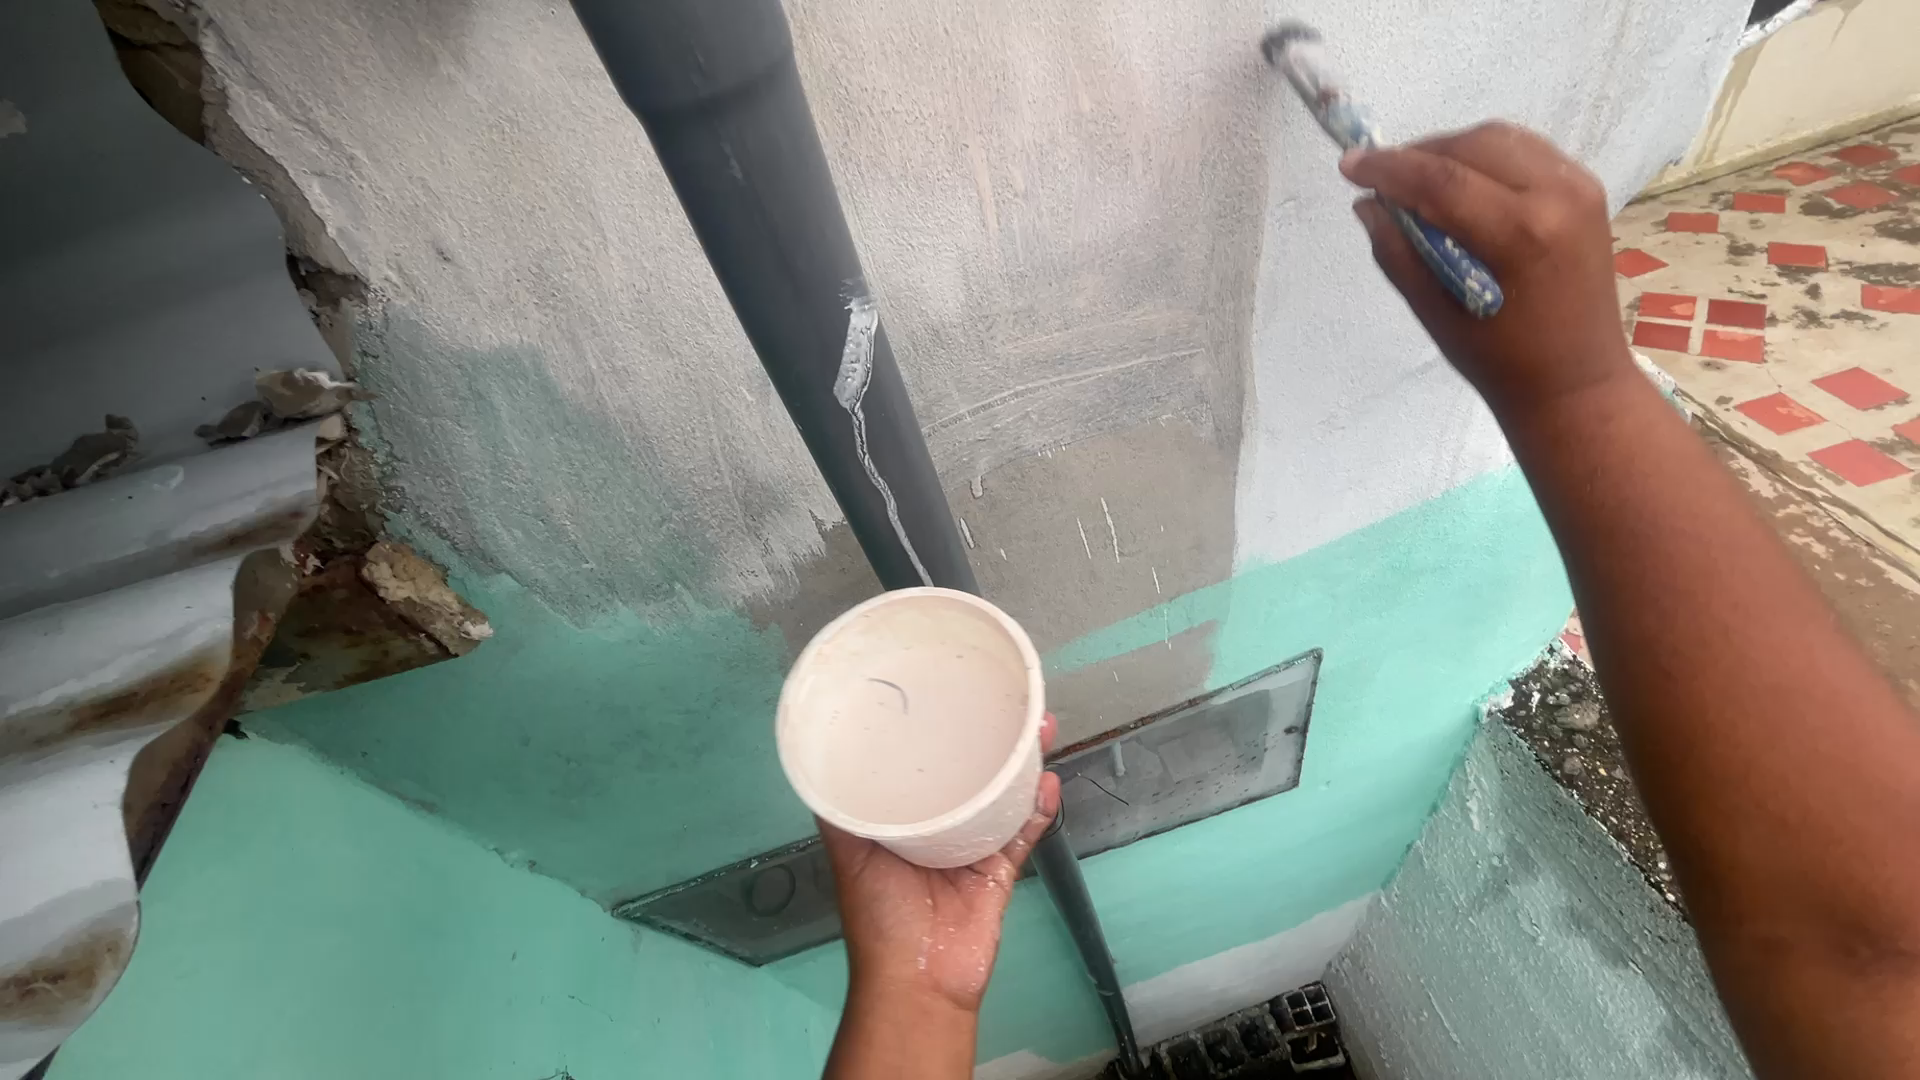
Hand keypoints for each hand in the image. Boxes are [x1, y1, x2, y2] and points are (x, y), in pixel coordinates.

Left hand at [819, 712, 1062, 1012]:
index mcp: (907, 816)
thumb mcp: (849, 853)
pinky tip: (1048, 780)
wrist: (918, 982)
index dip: (941, 727)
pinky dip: (1039, 807)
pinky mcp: (1003, 868)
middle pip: (973, 769)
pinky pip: (1026, 831)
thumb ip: (838, 811)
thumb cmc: (878, 914)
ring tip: (1039, 726)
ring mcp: (976, 844)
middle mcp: (942, 822)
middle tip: (1012, 702)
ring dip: (1024, 760)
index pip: (926, 761)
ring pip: (1005, 792)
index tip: (953, 690)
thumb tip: (816, 758)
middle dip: (993, 736)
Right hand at [1341, 121, 1638, 415]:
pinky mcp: (1586, 189)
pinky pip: (1525, 151)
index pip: (1441, 179)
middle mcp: (1556, 196)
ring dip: (1448, 150)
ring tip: (1411, 180)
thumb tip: (1368, 206)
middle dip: (1417, 154)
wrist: (1574, 377)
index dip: (1388, 167)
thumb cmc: (1498, 360)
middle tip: (1376, 178)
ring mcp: (1579, 186)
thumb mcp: (1434, 313)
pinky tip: (1456, 185)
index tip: (1349, 165)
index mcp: (1518, 235)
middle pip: (1472, 145)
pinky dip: (1482, 157)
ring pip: (1501, 139)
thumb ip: (1399, 254)